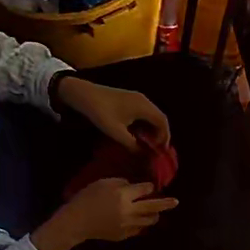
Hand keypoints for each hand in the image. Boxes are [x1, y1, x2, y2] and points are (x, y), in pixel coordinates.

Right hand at [32, 178, 178, 249]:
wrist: (76, 222)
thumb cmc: (86, 199)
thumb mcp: (102, 183)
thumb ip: (120, 183)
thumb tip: (132, 187)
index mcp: (123, 195)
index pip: (145, 189)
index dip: (148, 187)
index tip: (149, 186)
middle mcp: (129, 210)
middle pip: (153, 206)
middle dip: (166, 203)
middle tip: (176, 202)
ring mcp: (127, 225)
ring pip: (148, 221)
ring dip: (154, 216)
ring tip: (156, 214)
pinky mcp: (123, 235)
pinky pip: (138, 230)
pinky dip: (140, 225)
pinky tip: (138, 223)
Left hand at [55, 76, 170, 150]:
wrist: (85, 95)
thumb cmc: (101, 113)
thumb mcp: (116, 132)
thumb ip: (132, 144)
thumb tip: (143, 154)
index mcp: (144, 107)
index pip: (163, 122)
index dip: (165, 137)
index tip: (161, 150)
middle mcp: (144, 100)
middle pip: (159, 117)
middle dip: (160, 134)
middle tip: (156, 149)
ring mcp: (136, 98)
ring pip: (151, 115)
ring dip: (151, 129)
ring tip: (147, 143)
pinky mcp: (129, 98)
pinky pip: (143, 112)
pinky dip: (144, 123)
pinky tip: (137, 133)